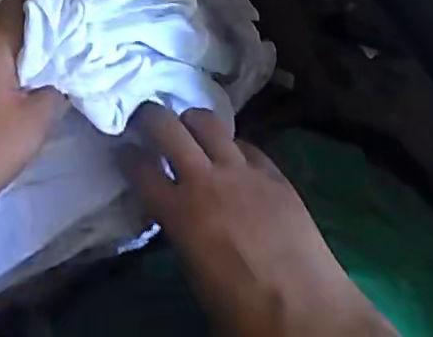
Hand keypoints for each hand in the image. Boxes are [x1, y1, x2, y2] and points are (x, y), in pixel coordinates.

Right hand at [120, 105, 396, 336]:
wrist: (309, 315)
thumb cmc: (245, 315)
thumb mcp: (196, 278)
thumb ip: (181, 235)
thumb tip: (177, 217)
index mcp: (181, 214)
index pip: (140, 169)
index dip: (126, 155)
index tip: (122, 150)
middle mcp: (207, 180)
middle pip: (168, 127)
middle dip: (150, 117)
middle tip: (145, 120)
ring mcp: (242, 170)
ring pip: (207, 122)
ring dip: (191, 122)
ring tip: (187, 128)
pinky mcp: (273, 172)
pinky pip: (245, 145)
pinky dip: (232, 147)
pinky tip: (233, 159)